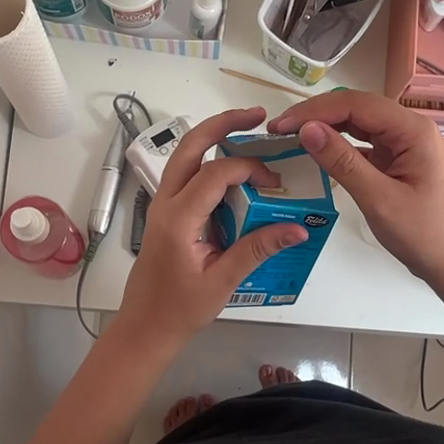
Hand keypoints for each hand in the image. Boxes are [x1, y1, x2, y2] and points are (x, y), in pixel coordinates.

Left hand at [110, 107, 309, 347]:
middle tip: (258, 115)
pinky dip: (209, 163)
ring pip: (184, 157)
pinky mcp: (167, 214)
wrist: (144, 328)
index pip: (215, 174)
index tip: (274, 183)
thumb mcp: (223, 281)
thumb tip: (298, 228)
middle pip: (190, 147)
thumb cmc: (179, 310)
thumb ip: (258, 249)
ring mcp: (162, 206)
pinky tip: (235, 171)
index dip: (249, 169)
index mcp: (178, 220)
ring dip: (214, 139)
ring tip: (247, 130)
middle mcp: (165, 204)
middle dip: (223, 124)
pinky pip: (186, 176)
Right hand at [270, 91, 443, 283]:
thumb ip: (342, 162)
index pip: (356, 104)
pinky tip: (317, 153)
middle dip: (317, 116)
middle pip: (357, 109)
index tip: (281, 125)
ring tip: (290, 137)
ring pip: (359, 125)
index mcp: (413, 130)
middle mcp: (410, 130)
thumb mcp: (379, 199)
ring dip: (326, 128)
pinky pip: (364, 144)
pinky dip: (339, 146)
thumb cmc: (424, 234)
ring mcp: (405, 145)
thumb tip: (307, 130)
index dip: (315, 111)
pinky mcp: (398, 162)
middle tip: (278, 131)